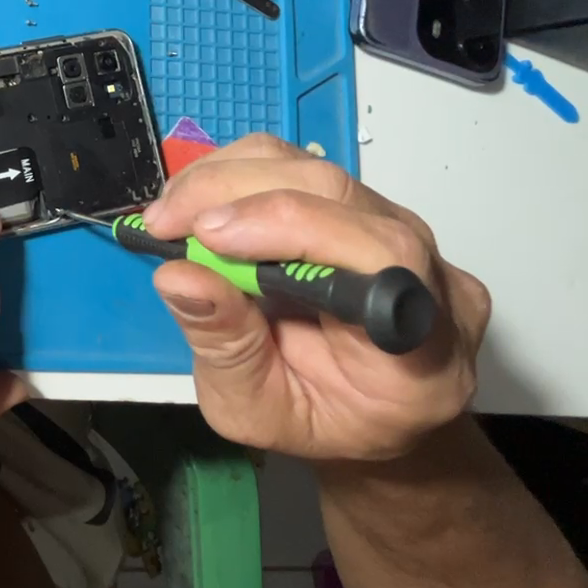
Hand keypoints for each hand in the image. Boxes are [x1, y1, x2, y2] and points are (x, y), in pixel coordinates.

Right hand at [143, 133, 489, 462]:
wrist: (363, 410)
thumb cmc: (317, 420)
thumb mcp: (254, 410)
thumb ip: (223, 347)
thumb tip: (177, 276)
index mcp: (419, 347)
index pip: (380, 255)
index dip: (290, 226)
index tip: (205, 237)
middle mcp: (425, 273)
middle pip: (336, 193)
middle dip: (233, 194)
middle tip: (162, 221)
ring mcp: (399, 230)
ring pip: (310, 168)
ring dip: (223, 178)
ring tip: (170, 212)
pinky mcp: (360, 205)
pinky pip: (296, 167)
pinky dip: (231, 173)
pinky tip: (195, 204)